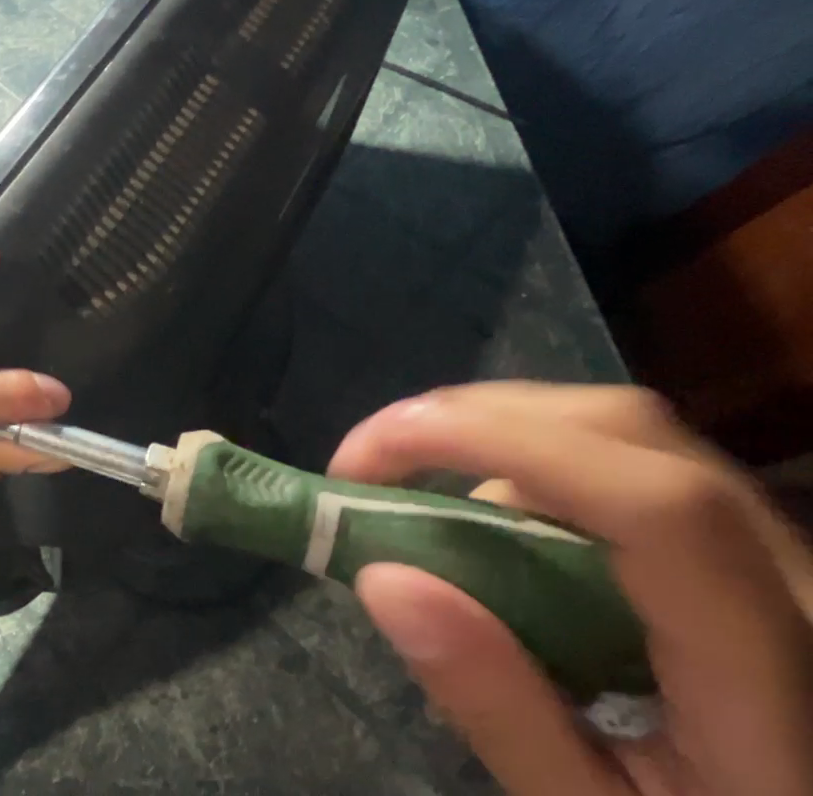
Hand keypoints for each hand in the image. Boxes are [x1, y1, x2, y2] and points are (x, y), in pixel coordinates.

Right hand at [331, 381, 812, 794]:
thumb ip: (500, 709)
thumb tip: (382, 578)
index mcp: (783, 676)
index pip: (655, 509)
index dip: (500, 445)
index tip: (365, 462)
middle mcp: (804, 584)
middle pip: (627, 432)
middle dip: (472, 423)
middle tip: (370, 467)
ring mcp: (786, 555)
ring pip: (624, 431)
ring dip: (494, 436)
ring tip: (413, 492)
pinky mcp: (754, 544)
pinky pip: (630, 458)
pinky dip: (531, 460)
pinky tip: (485, 517)